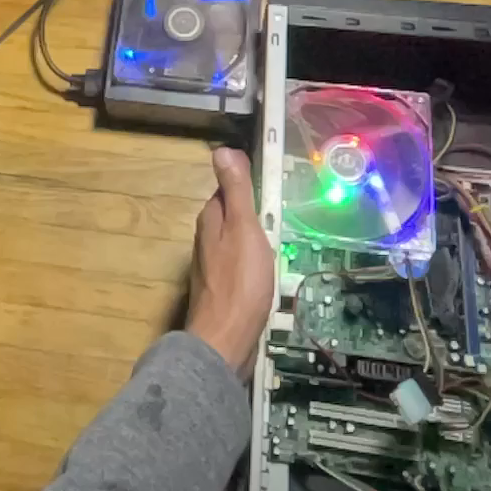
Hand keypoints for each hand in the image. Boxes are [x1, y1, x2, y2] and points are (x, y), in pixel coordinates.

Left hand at [186, 146, 276, 378]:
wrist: (226, 340)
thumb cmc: (240, 281)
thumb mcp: (244, 228)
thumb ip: (235, 191)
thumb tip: (222, 149)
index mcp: (211, 219)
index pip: (228, 189)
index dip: (249, 185)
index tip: (273, 186)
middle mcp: (207, 238)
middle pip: (233, 215)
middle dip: (254, 213)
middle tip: (283, 215)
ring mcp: (213, 264)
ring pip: (237, 241)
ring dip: (256, 239)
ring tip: (281, 241)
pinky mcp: (222, 287)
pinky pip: (241, 264)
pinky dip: (255, 263)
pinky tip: (270, 272)